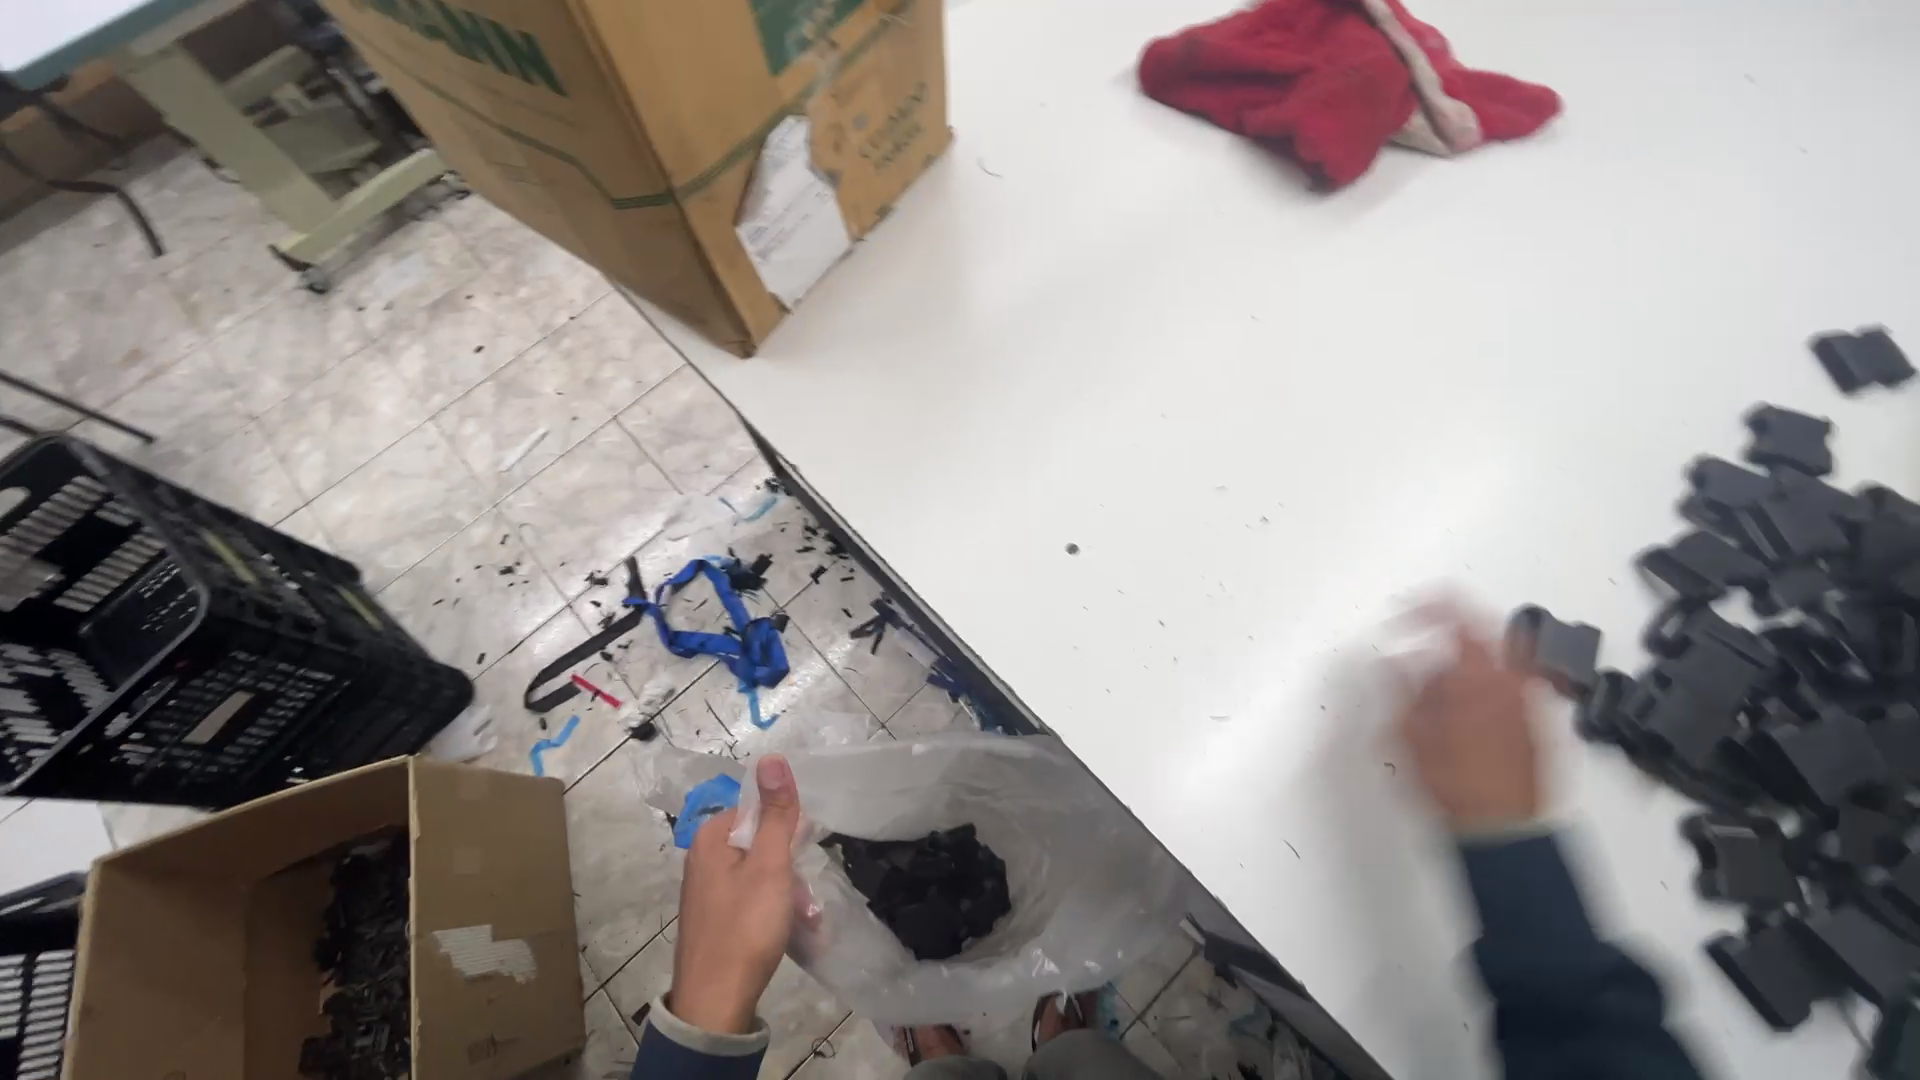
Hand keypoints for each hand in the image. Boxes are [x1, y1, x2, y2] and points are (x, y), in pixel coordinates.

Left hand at [667, 755, 802, 1033]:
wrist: (716, 1003)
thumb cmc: (745, 925)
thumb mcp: (770, 864)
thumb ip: (776, 812)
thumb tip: (773, 757)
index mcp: (712, 837)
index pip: (757, 807)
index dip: (785, 824)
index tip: (805, 847)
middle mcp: (704, 857)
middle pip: (760, 839)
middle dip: (790, 862)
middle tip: (805, 892)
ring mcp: (708, 889)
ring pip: (761, 871)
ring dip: (788, 890)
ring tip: (805, 917)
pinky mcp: (716, 917)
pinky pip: (753, 897)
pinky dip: (774, 908)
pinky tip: (791, 928)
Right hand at [1396, 607, 1544, 832]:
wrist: (1504, 830)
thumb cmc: (1454, 782)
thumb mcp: (1408, 732)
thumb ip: (1403, 687)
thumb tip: (1396, 660)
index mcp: (1479, 676)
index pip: (1457, 616)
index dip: (1425, 608)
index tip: (1402, 616)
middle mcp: (1513, 681)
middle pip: (1484, 634)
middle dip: (1448, 636)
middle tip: (1421, 646)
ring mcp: (1532, 703)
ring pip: (1497, 662)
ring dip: (1463, 665)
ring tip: (1436, 691)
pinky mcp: (1540, 724)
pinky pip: (1510, 687)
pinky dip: (1482, 687)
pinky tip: (1460, 713)